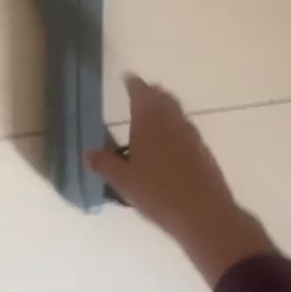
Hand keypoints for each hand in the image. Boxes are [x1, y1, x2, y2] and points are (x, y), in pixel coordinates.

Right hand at [86, 75, 275, 286]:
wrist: (204, 214)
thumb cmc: (158, 193)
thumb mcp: (123, 181)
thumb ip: (104, 164)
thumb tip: (87, 153)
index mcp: (150, 123)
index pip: (141, 93)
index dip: (133, 84)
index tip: (127, 77)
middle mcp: (172, 123)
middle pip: (163, 98)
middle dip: (151, 93)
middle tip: (140, 92)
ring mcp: (191, 137)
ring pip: (176, 113)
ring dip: (164, 109)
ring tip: (152, 117)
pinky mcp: (203, 152)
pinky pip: (185, 130)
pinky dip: (174, 128)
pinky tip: (168, 146)